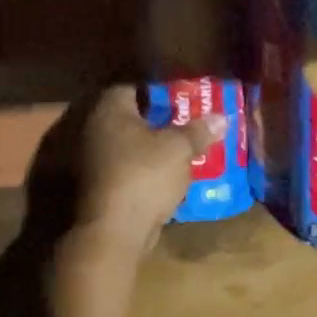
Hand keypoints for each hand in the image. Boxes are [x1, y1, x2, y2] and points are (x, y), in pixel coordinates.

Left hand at [76, 85, 225, 250]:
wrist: (116, 229)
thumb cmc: (146, 175)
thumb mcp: (179, 148)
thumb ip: (198, 131)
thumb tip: (221, 118)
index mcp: (110, 111)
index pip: (132, 87)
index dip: (158, 91)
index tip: (183, 99)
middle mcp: (96, 131)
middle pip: (132, 118)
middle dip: (160, 121)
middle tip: (190, 123)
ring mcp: (95, 161)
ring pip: (132, 146)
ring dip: (155, 148)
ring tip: (187, 150)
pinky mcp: (102, 187)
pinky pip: (130, 169)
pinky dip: (148, 170)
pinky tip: (172, 175)